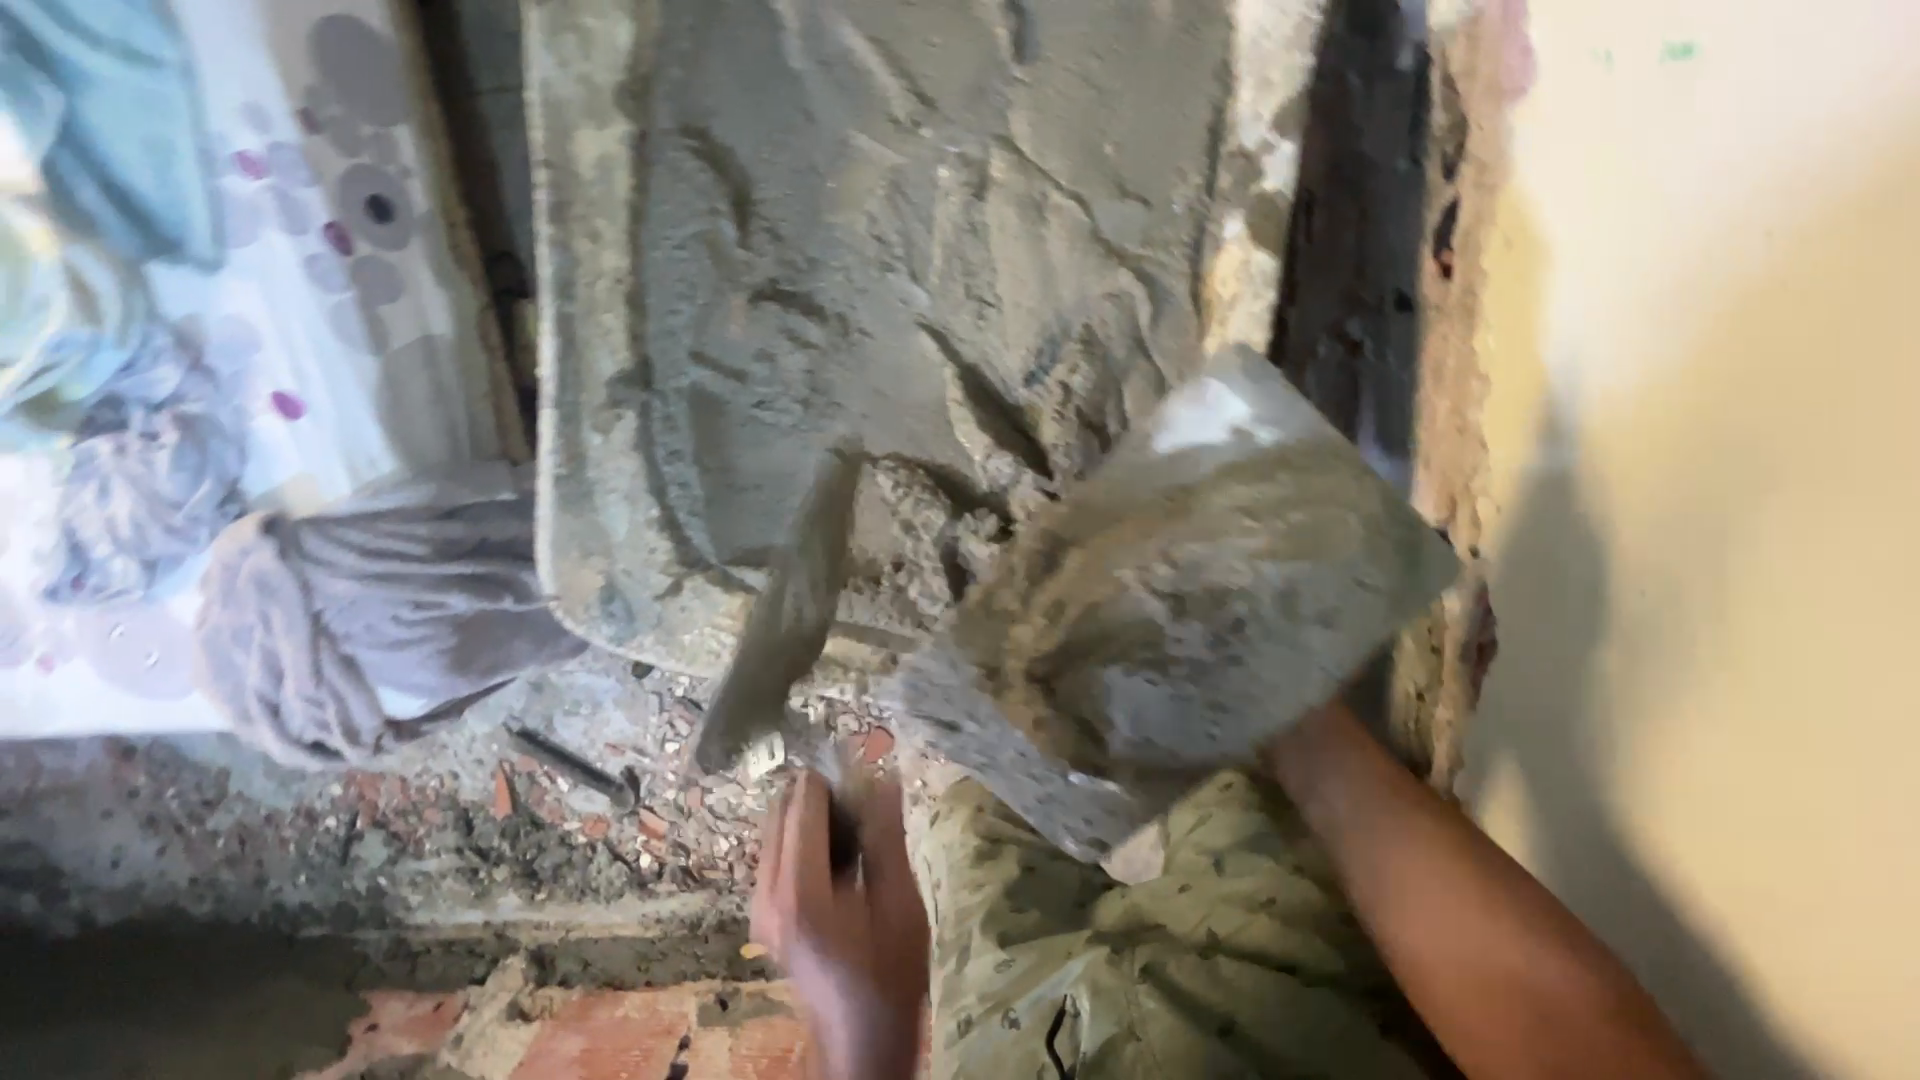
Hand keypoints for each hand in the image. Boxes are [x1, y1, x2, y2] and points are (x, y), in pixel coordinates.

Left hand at [751, 769, 929, 1078]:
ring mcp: (758, 906)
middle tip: (860, 800)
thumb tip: (884, 776)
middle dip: (818, 794)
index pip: (802, 805)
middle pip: (780, 811)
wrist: (861, 1036)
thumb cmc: (890, 970)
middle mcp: (768, 893)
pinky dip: (801, 838)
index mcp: (801, 890)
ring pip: (773, 829)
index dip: (831, 779)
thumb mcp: (900, 900)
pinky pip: (774, 853)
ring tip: (853, 827)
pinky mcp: (762, 914)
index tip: (861, 769)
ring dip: (808, 815)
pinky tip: (836, 854)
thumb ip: (886, 835)